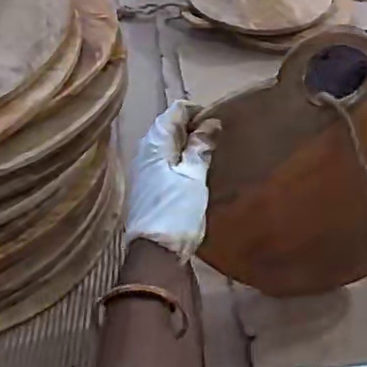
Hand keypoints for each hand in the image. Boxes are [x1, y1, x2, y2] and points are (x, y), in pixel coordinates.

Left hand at [125, 101, 221, 258]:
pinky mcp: (151, 185)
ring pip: (171, 144)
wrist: (155, 256)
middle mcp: (146, 150)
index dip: (198, 111)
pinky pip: (169, 160)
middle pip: (172, 125)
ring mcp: (146, 169)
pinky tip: (200, 169)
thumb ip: (201, 146)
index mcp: (155, 142)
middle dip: (195, 127)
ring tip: (214, 151)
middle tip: (220, 136)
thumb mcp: (194, 175)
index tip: (219, 123)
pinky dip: (184, 159)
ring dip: (191, 144)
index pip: (176, 110)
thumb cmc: (176, 210)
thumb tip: (211, 123)